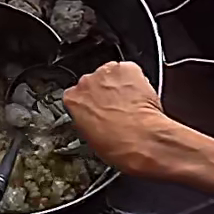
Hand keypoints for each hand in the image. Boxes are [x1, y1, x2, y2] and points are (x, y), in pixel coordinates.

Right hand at [63, 61, 188, 180]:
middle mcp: (86, 82)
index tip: (98, 109)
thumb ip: (86, 120)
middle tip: (117, 108)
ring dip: (120, 85)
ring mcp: (106, 73)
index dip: (90, 102)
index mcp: (72, 99)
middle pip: (94, 82)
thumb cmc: (117, 144)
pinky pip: (131, 71)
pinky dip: (137, 80)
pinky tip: (141, 96)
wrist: (141, 139)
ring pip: (113, 74)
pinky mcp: (127, 68)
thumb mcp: (89, 138)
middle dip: (105, 92)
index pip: (77, 95)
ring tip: (132, 103)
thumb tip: (94, 121)